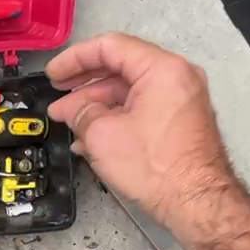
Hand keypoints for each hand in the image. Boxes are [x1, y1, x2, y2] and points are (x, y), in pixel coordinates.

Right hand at [47, 33, 238, 240]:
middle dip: (83, 84)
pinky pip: (140, 108)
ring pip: (128, 91)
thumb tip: (73, 108)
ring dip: (95, 104)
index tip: (54, 72)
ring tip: (69, 121)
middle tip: (58, 93)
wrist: (194, 201)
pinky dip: (114, 116)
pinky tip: (91, 136)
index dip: (74, 58)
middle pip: (119, 67)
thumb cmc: (158, 168)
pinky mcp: (179, 121)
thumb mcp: (100, 134)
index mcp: (162, 69)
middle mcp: (177, 78)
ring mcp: (181, 100)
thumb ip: (80, 111)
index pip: (110, 47)